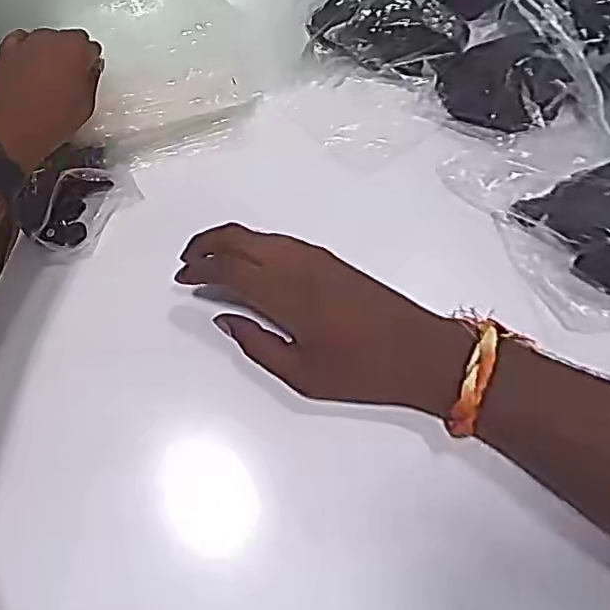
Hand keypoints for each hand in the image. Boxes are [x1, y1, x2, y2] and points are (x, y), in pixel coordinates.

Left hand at [0, 28, 103, 169]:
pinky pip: (21, 42)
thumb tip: (89, 70)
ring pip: (45, 39)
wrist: (12, 133)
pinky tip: (28, 67)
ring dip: (47, 52)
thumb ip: (91, 79)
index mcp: (78, 49)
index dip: (88, 63)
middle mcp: (53, 39)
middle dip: (68, 55)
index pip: (90, 48)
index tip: (84, 74)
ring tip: (44, 77)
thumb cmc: (50, 122)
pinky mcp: (7, 51)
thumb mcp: (86, 105)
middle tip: (65, 78)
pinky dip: (25, 50)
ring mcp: (28, 43)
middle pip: (67, 39)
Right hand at [176, 224, 473, 416]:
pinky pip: (272, 238)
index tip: (183, 277)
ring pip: (253, 234)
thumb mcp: (303, 376)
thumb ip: (256, 344)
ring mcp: (310, 256)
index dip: (198, 270)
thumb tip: (225, 320)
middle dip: (203, 245)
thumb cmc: (366, 370)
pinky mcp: (324, 257)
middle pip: (234, 239)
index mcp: (285, 294)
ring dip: (224, 240)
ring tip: (208, 257)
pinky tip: (244, 258)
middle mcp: (294, 265)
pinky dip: (247, 242)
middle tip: (187, 261)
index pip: (226, 268)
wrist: (426, 354)